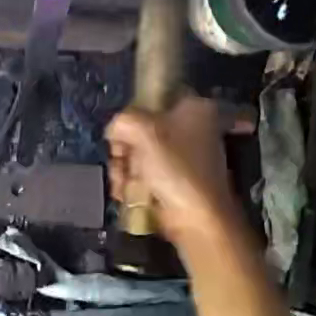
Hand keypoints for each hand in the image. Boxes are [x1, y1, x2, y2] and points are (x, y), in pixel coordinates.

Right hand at [105, 95, 244, 248]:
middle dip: (125, 149)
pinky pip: (146, 176)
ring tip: (125, 184)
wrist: (198, 218)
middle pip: (142, 129)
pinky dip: (134, 185)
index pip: (154, 97)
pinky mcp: (176, 182)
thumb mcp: (143, 130)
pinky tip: (128, 194)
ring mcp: (184, 157)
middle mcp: (192, 128)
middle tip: (122, 161)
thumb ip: (122, 121)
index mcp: (194, 107)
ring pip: (140, 155)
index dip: (134, 113)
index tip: (122, 131)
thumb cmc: (176, 166)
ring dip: (125, 170)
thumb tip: (116, 131)